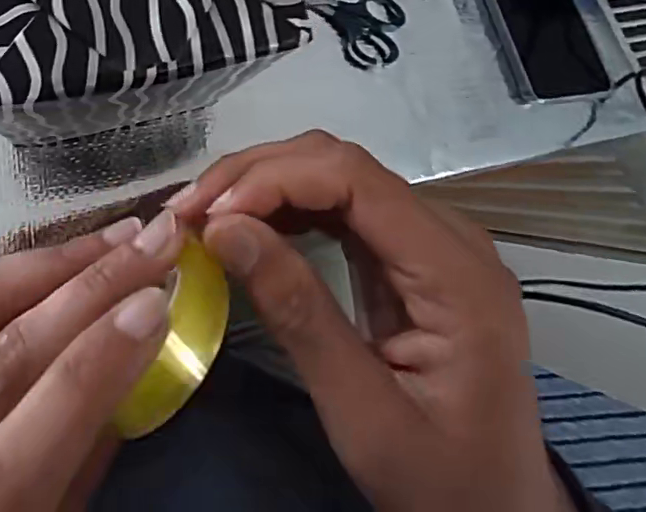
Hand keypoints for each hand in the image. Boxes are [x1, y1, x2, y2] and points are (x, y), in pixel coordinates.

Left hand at [0, 211, 182, 510]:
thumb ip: (87, 448)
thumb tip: (139, 333)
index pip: (15, 455)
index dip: (93, 367)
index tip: (157, 301)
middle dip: (91, 288)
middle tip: (153, 241)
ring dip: (53, 263)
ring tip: (117, 237)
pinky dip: (8, 272)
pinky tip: (59, 256)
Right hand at [169, 132, 572, 511]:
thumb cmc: (440, 481)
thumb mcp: (363, 415)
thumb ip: (298, 314)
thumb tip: (222, 228)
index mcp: (454, 269)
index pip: (357, 179)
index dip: (276, 178)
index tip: (210, 212)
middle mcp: (448, 233)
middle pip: (344, 164)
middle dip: (260, 174)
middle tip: (191, 208)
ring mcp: (430, 237)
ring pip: (338, 175)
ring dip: (267, 184)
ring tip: (206, 213)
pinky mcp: (409, 251)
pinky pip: (343, 206)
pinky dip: (288, 207)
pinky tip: (249, 224)